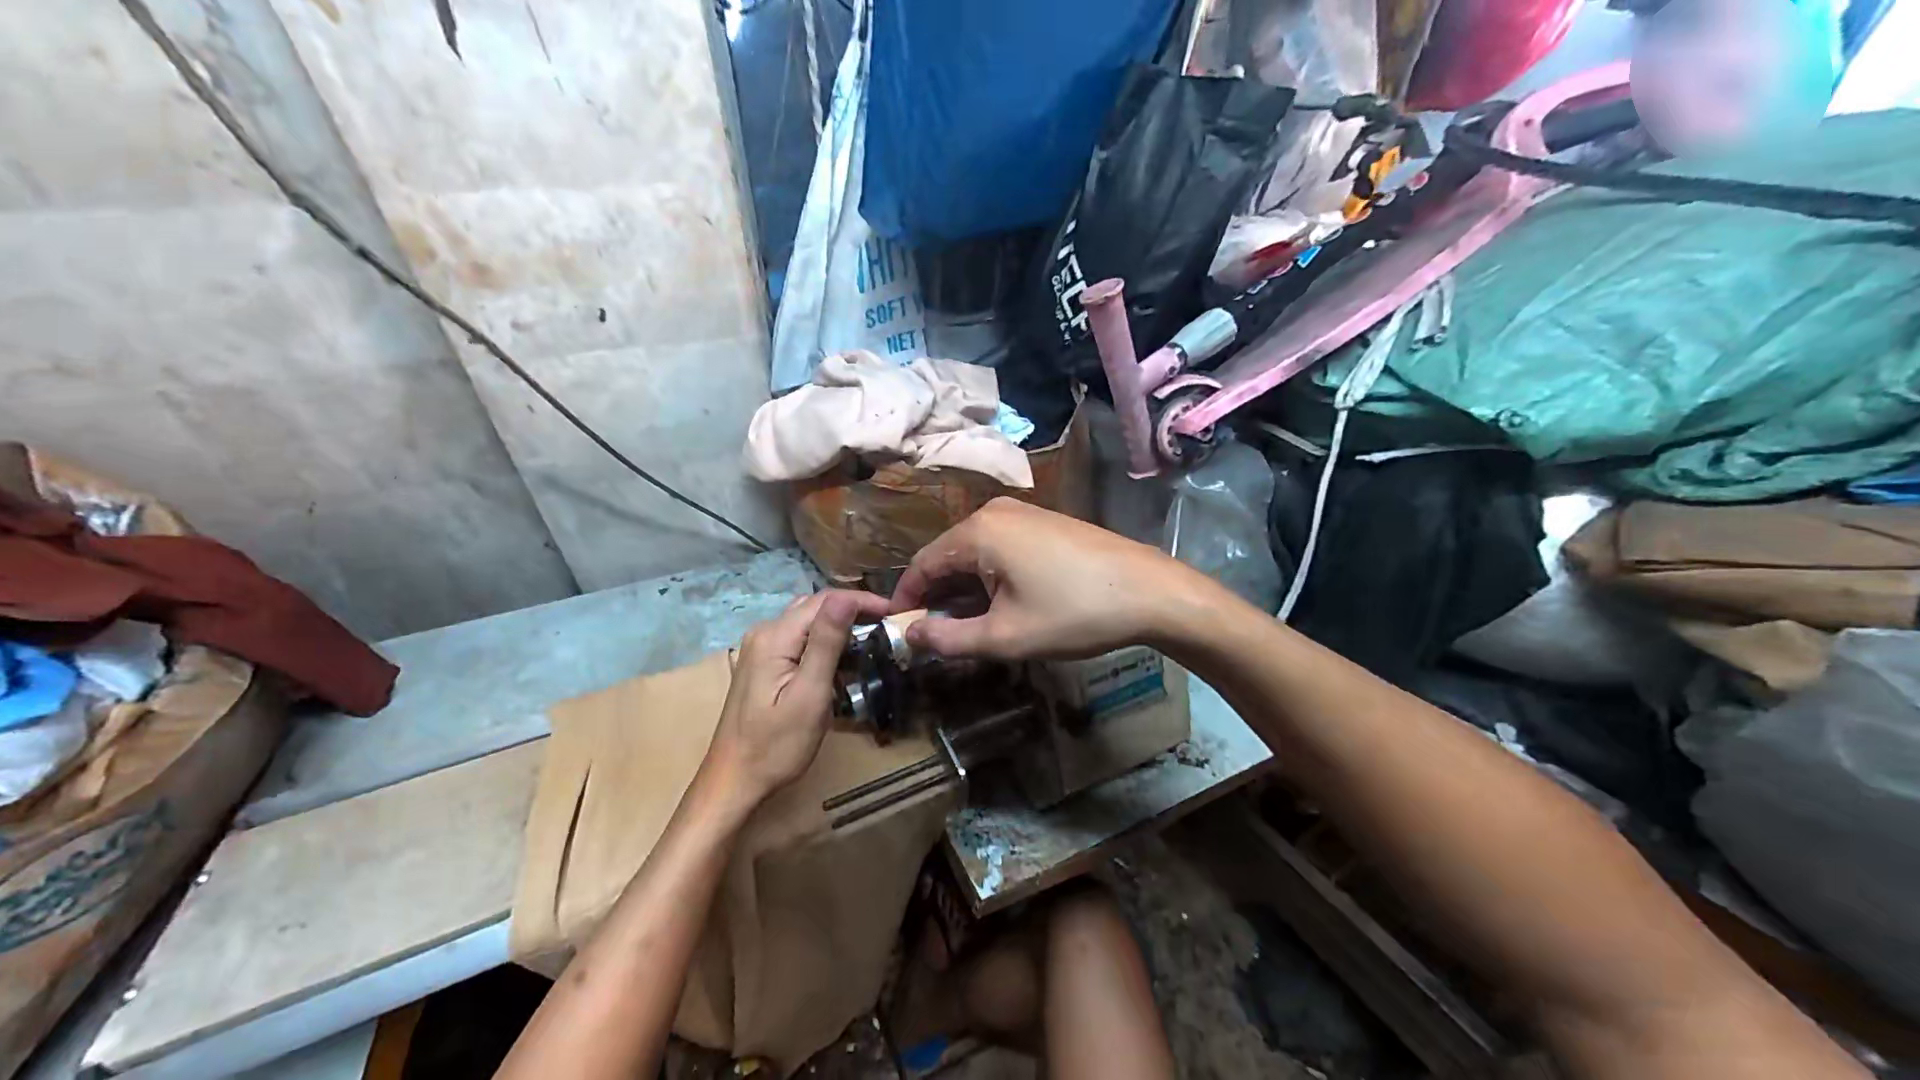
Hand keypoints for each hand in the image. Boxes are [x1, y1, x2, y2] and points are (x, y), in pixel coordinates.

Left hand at [702, 589, 889, 806]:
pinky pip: (799, 639)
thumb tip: (846, 598)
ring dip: (839, 624)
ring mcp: (760, 648)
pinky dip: (824, 641)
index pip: (825, 600)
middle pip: (815, 606)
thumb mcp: (808, 695)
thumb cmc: (775, 746)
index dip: (862, 601)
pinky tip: (842, 658)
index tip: (895, 613)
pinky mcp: (763, 664)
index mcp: (775, 636)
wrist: (734, 781)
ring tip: (872, 638)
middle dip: (853, 609)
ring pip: (807, 621)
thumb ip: (826, 643)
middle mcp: (764, 633)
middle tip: (888, 626)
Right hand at [889, 498, 1228, 660]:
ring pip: (975, 553)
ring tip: (969, 627)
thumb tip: (910, 635)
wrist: (1151, 591)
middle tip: (936, 637)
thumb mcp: (1005, 637)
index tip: (898, 630)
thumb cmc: (1074, 614)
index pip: (922, 564)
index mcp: (977, 531)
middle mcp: (995, 512)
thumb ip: (949, 639)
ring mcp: (1024, 513)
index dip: (907, 599)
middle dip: (938, 597)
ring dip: (965, 590)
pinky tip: (1003, 604)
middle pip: (948, 556)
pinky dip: (990, 577)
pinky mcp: (1045, 522)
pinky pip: (1000, 548)